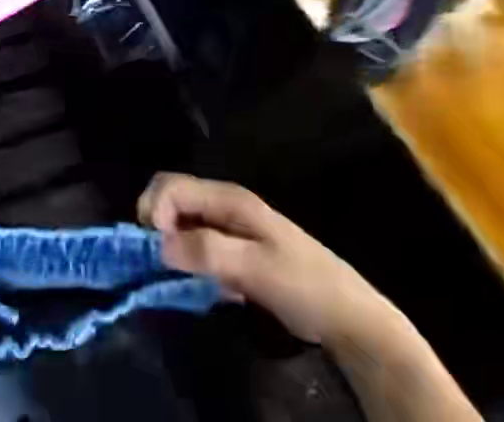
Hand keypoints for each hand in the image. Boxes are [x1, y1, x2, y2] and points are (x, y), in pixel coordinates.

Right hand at [138, 172, 383, 346]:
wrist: (349, 317)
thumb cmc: (304, 285)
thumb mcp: (255, 268)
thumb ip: (207, 251)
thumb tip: (159, 245)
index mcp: (229, 199)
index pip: (171, 186)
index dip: (154, 211)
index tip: (158, 251)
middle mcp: (224, 205)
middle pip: (171, 199)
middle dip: (156, 227)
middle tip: (162, 264)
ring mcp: (229, 227)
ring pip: (180, 224)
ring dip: (171, 247)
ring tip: (180, 278)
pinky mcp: (233, 251)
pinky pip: (195, 246)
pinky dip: (188, 261)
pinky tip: (203, 286)